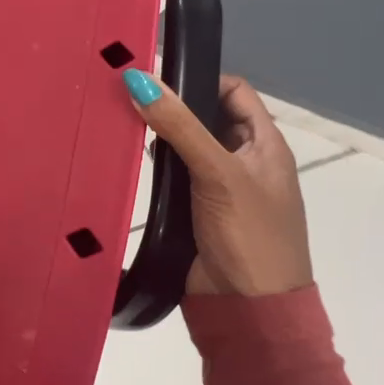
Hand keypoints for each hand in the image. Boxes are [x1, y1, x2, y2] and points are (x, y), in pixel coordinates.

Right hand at [122, 70, 314, 296]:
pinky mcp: (196, 207)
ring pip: (185, 142)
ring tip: (118, 118)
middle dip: (170, 102)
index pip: (234, 91)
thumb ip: (179, 125)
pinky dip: (153, 160)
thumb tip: (138, 77)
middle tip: (126, 93)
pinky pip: (173, 170)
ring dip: (158, 131)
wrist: (250, 309)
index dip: (200, 77)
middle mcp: (244, 159)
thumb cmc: (249, 235)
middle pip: (205, 114)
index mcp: (265, 146)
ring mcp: (220, 185)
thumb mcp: (217, 173)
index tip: (157, 75)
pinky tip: (128, 156)